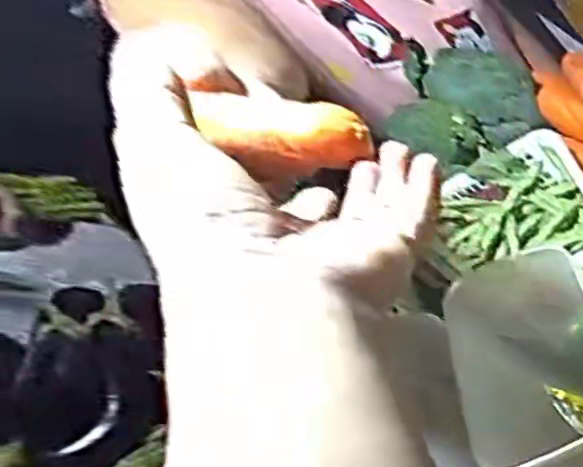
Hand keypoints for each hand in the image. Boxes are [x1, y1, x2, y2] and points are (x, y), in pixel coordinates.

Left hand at [108, 28, 437, 311]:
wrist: (275, 286)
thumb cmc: (206, 220)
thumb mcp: (149, 133)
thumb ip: (152, 85)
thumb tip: (194, 58)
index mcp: (242, 219)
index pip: (265, 185)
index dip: (273, 154)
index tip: (284, 127)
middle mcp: (302, 238)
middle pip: (332, 200)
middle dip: (343, 172)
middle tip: (351, 140)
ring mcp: (352, 249)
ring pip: (378, 208)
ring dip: (390, 178)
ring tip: (399, 149)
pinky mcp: (393, 253)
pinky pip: (415, 217)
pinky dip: (424, 191)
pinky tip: (427, 165)